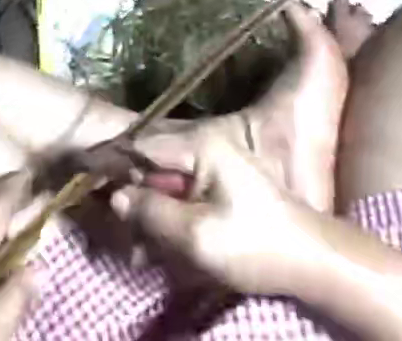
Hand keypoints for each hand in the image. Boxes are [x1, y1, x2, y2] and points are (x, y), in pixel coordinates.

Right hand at [109, 128, 326, 296]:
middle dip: (133, 188)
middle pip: (154, 159)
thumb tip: (116, 195)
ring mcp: (217, 160)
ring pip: (168, 175)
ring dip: (151, 202)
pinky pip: (185, 186)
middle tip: (114, 218)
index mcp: (201, 145)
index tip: (90, 178)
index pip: (144, 144)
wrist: (310, 259)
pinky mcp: (224, 179)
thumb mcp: (197, 235)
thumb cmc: (254, 244)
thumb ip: (152, 212)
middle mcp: (207, 143)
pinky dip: (170, 207)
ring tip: (135, 233)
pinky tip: (163, 233)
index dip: (115, 162)